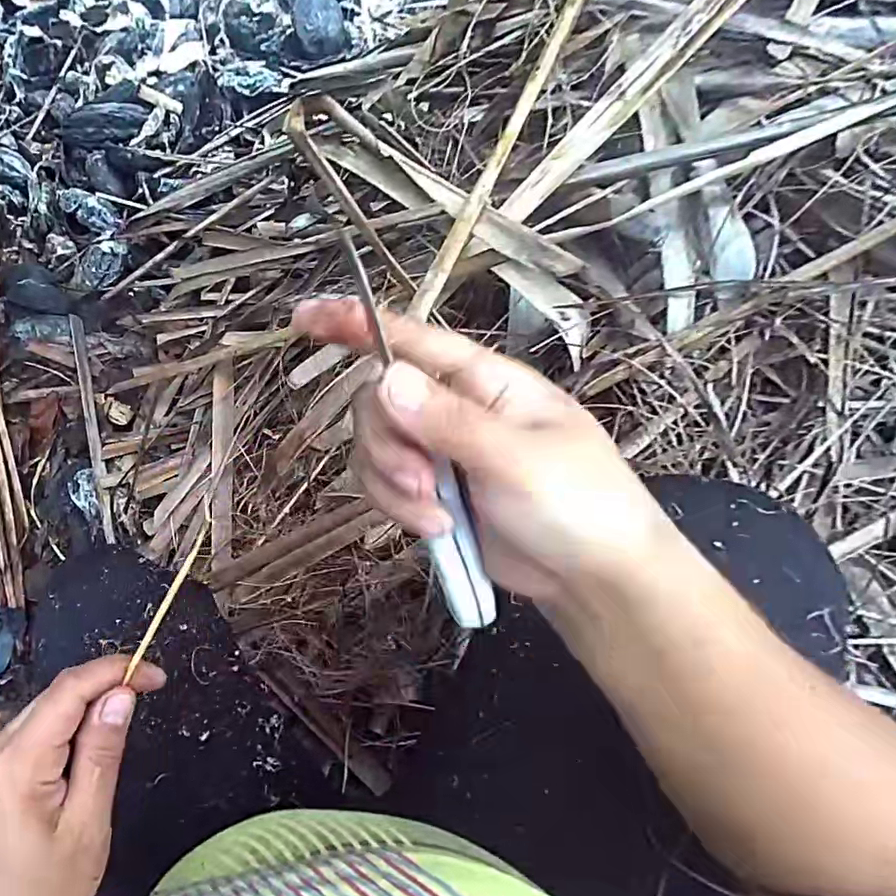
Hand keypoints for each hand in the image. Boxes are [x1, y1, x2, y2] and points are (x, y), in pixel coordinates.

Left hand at [0, 654, 166, 895]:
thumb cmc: (50, 888)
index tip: (154, 673)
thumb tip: (121, 696)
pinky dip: (76, 718)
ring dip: (93, 700)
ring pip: (52, 703)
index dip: (113, 671)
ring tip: (128, 712)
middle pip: (59, 693)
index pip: (68, 692)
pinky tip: (98, 733)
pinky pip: (44, 722)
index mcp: (17, 763)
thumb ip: (102, 752)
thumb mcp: (88, 823)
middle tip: (150, 687)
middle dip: (106, 683)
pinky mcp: (0, 758)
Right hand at [292, 298, 675, 607]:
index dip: (356, 325)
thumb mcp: (517, 458)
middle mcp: (451, 409)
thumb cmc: (579, 504)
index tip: (305, 316)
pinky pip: (380, 484)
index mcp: (484, 381)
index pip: (411, 340)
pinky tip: (436, 526)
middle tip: (420, 481)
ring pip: (372, 448)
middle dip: (387, 445)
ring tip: (435, 513)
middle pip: (377, 403)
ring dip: (391, 483)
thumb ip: (448, 421)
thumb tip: (385, 379)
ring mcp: (435, 452)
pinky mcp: (424, 491)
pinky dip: (396, 507)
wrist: (589, 578)